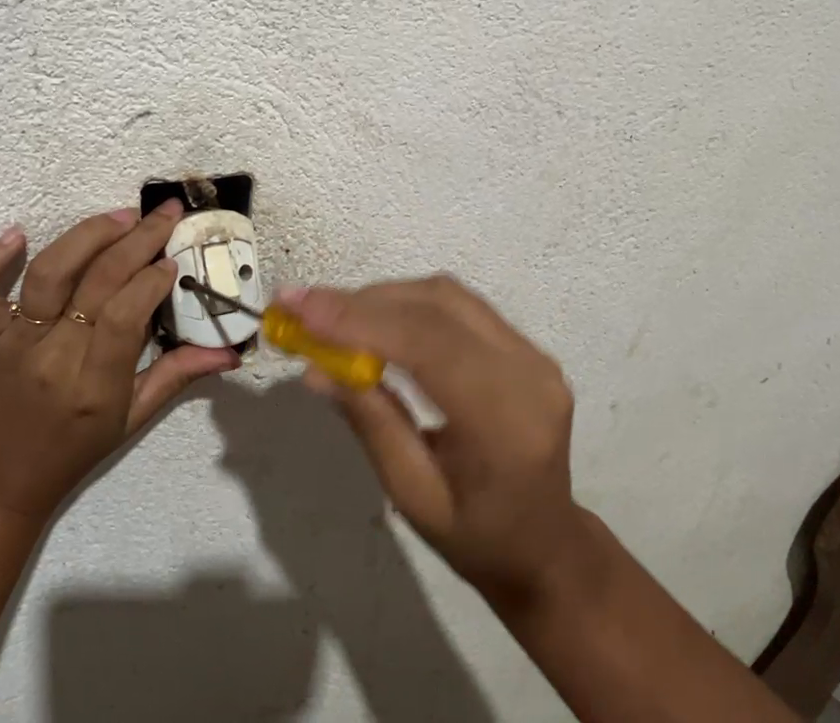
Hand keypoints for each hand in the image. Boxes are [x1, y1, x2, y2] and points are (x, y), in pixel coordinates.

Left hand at [0, 201, 240, 522]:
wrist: (0, 479)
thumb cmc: (74, 450)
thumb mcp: (131, 420)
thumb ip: (176, 377)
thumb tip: (229, 351)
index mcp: (95, 384)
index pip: (124, 314)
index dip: (151, 279)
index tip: (173, 259)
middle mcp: (54, 358)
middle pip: (95, 282)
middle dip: (135, 240)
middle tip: (162, 214)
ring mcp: (15, 344)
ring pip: (46, 275)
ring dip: (85, 236)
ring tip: (119, 216)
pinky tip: (15, 233)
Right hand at [286, 276, 582, 606]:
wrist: (544, 543)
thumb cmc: (476, 534)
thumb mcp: (412, 494)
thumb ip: (371, 423)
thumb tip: (315, 368)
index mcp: (506, 421)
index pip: (428, 345)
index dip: (358, 319)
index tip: (295, 306)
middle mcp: (529, 374)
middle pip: (436, 307)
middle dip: (360, 302)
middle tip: (299, 308)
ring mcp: (534, 355)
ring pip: (446, 296)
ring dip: (381, 299)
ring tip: (328, 318)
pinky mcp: (525, 347)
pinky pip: (458, 307)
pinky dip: (406, 305)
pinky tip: (370, 322)